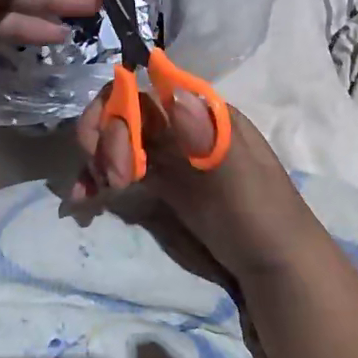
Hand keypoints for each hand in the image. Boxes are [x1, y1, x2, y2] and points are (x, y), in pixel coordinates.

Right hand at [71, 88, 318, 282]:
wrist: (274, 265)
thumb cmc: (264, 218)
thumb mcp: (241, 180)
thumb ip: (209, 140)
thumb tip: (176, 95)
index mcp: (202, 113)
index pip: (145, 91)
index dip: (116, 111)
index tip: (109, 150)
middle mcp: (180, 124)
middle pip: (123, 112)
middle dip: (106, 140)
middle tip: (110, 181)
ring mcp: (168, 152)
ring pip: (116, 138)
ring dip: (96, 159)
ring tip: (95, 194)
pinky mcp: (159, 179)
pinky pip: (118, 167)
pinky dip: (97, 179)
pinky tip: (84, 199)